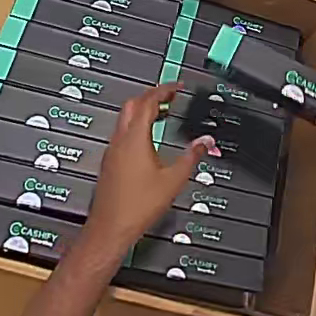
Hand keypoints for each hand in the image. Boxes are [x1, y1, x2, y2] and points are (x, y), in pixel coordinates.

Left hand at [76, 83, 214, 268]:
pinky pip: (123, 134)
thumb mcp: (174, 180)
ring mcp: (112, 152)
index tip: (176, 86)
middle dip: (152, 95)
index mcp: (135, 139)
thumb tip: (205, 142)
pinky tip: (150, 139)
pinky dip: (137, 127)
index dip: (164, 90)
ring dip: (144, 110)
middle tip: (170, 95)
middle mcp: (120, 141)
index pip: (148, 101)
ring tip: (163, 113)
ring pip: (126, 119)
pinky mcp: (111, 162)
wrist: (111, 228)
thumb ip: (192, 156)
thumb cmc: (136, 207)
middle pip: (133, 104)